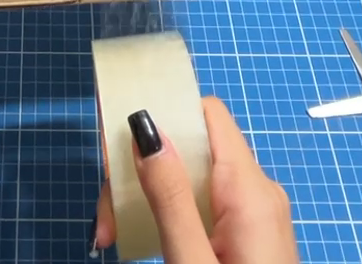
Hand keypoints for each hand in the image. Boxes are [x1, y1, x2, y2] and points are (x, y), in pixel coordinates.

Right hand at [94, 97, 296, 262]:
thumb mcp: (191, 263)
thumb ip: (169, 194)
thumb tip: (145, 123)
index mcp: (250, 188)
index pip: (205, 113)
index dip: (162, 111)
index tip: (116, 140)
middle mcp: (257, 191)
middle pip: (190, 148)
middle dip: (142, 169)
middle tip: (105, 215)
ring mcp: (254, 216)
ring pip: (191, 178)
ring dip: (147, 196)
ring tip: (112, 234)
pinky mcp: (247, 237)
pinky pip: (202, 205)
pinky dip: (168, 214)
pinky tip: (139, 239)